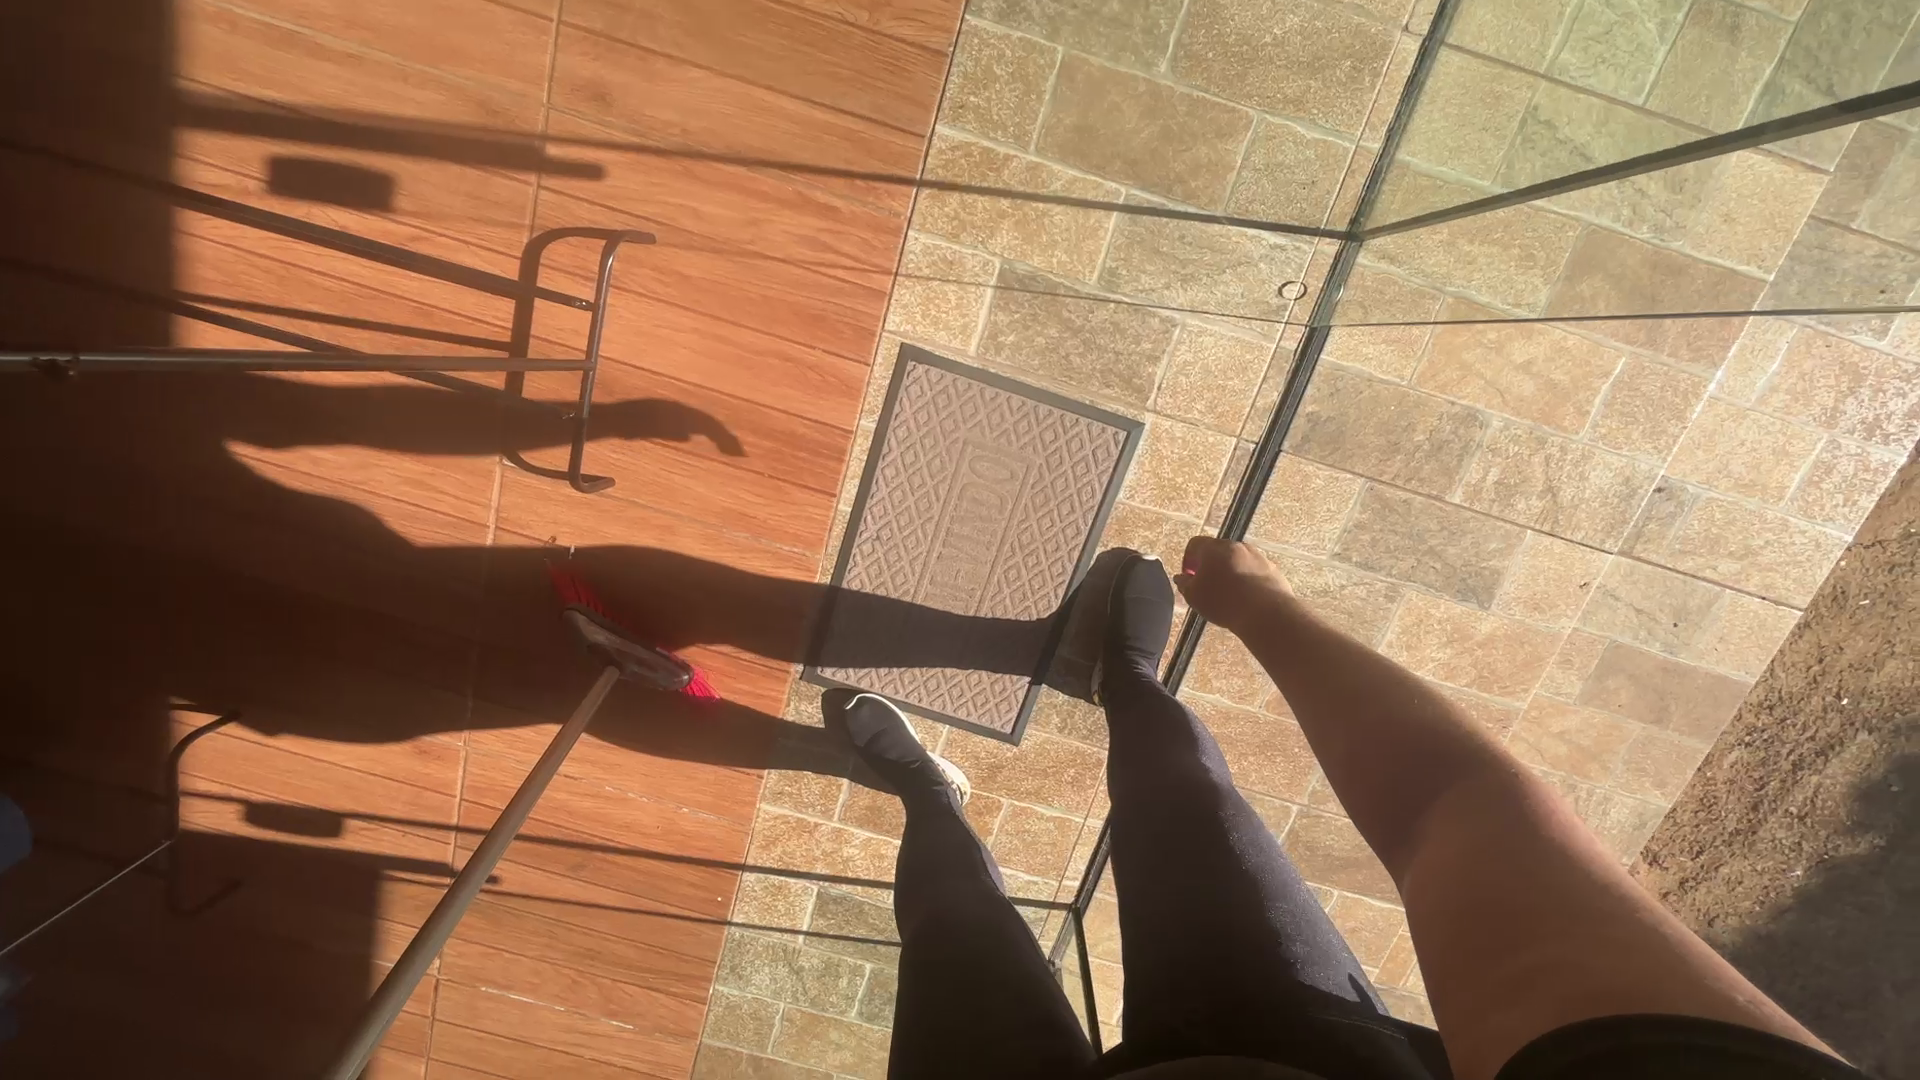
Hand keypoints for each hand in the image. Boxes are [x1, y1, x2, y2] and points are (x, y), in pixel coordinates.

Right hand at [1174, 536, 1293, 633]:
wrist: (1266, 613)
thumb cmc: (1223, 602)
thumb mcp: (1194, 596)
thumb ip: (1185, 583)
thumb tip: (1182, 577)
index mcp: (1214, 548)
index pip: (1194, 544)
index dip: (1188, 559)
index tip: (1189, 576)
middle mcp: (1236, 546)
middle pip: (1218, 550)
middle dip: (1210, 565)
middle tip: (1206, 585)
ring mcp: (1257, 556)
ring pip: (1237, 560)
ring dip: (1230, 572)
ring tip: (1227, 594)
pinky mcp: (1273, 569)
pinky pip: (1254, 571)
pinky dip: (1247, 580)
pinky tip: (1245, 598)